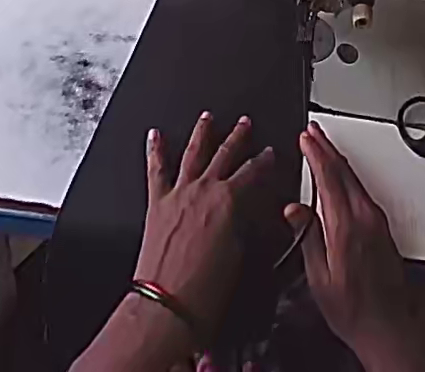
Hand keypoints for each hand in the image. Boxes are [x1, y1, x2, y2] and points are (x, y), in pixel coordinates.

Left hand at [136, 111, 273, 337]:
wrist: (166, 309)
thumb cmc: (205, 292)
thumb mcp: (240, 254)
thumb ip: (243, 225)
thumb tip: (243, 216)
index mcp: (230, 200)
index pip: (254, 171)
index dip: (265, 160)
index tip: (269, 154)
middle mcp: (205, 189)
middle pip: (226, 153)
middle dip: (238, 136)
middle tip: (245, 123)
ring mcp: (180, 193)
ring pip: (194, 152)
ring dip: (202, 132)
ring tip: (207, 117)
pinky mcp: (157, 203)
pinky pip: (156, 170)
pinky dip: (155, 151)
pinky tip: (154, 135)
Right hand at [286, 122, 424, 371]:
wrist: (389, 326)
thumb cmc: (354, 310)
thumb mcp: (319, 279)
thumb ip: (307, 238)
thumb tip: (294, 210)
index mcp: (345, 226)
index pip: (328, 177)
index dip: (315, 153)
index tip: (305, 137)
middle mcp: (364, 216)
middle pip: (343, 170)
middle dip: (326, 146)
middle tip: (312, 130)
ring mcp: (375, 218)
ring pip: (353, 176)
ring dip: (336, 157)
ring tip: (321, 144)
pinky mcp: (381, 223)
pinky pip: (361, 187)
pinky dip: (346, 172)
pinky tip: (339, 172)